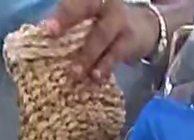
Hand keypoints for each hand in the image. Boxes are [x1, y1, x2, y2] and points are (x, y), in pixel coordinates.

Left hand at [45, 0, 160, 78]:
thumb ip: (74, 21)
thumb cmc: (109, 21)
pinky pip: (114, 55)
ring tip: (75, 72)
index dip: (61, 12)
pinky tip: (95, 77)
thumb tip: (47, 36)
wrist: (145, 27)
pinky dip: (104, 66)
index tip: (47, 27)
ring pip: (101, 35)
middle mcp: (106, 2)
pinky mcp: (129, 41)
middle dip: (67, 18)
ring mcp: (119, 20)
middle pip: (85, 7)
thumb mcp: (93, 13)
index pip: (76, 0)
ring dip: (87, 55)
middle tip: (51, 32)